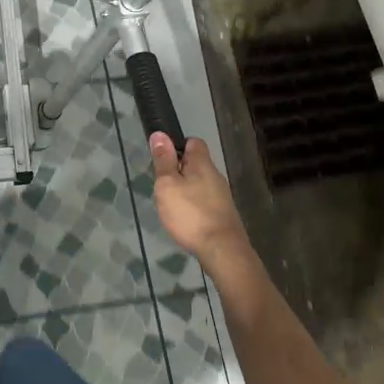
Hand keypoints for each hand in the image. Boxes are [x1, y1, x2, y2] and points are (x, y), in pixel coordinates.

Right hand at [150, 135, 251, 273]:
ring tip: (171, 204)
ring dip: (186, 190)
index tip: (163, 158)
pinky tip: (185, 220)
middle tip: (163, 185)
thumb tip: (159, 134)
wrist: (222, 249)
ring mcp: (222, 196)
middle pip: (196, 164)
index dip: (178, 145)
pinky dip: (194, 206)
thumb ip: (163, 160)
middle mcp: (216, 176)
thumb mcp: (168, 184)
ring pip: (200, 184)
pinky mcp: (223, 214)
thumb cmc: (190, 213)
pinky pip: (205, 201)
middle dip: (179, 171)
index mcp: (202, 163)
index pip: (194, 142)